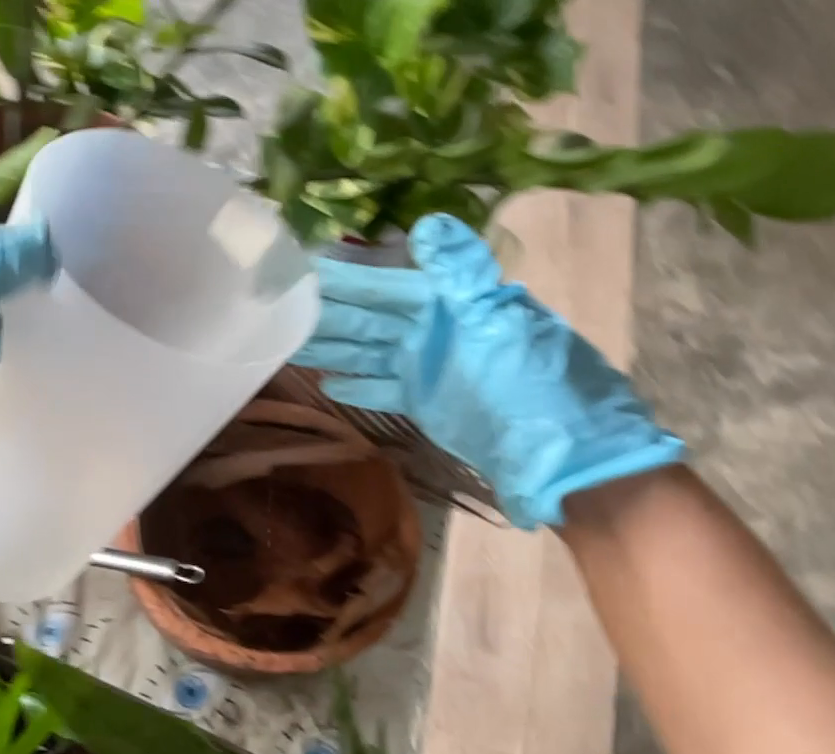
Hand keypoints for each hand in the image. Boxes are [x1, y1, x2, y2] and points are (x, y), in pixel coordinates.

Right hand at [292, 214, 684, 528]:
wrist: (559, 448)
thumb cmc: (529, 380)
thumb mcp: (495, 318)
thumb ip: (461, 271)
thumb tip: (427, 223)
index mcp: (447, 305)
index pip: (383, 286)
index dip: (345, 280)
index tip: (301, 271)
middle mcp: (431, 331)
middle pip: (366, 320)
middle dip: (324, 314)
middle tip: (275, 310)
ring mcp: (426, 367)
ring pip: (366, 352)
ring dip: (330, 348)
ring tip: (287, 344)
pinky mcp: (423, 401)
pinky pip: (380, 388)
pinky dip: (356, 386)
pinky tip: (327, 384)